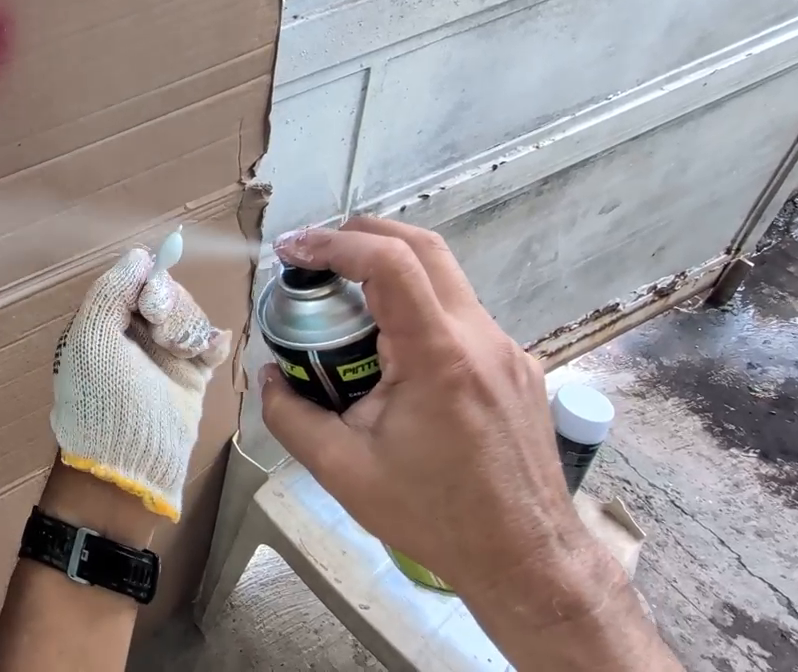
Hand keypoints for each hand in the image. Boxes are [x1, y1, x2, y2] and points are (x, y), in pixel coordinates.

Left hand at [51, 247, 232, 521]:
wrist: (127, 465)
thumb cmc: (101, 399)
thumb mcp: (91, 337)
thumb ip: (111, 290)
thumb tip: (139, 255)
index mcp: (106, 320)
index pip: (137, 279)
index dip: (150, 282)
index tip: (151, 302)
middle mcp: (135, 332)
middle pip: (168, 293)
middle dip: (172, 307)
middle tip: (163, 334)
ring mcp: (165, 354)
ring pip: (190, 314)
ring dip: (189, 327)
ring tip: (182, 352)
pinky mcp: (191, 376)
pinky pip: (210, 342)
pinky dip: (212, 342)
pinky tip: (210, 353)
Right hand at [260, 218, 673, 669]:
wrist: (529, 562)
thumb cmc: (435, 516)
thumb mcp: (340, 469)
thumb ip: (288, 414)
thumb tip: (268, 373)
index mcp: (438, 357)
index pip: (388, 262)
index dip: (332, 243)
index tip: (291, 252)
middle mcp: (479, 339)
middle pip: (422, 246)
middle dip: (359, 233)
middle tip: (312, 254)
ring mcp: (505, 349)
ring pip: (443, 276)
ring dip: (387, 268)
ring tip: (340, 296)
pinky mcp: (515, 366)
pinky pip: (457, 312)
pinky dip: (413, 303)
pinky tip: (386, 346)